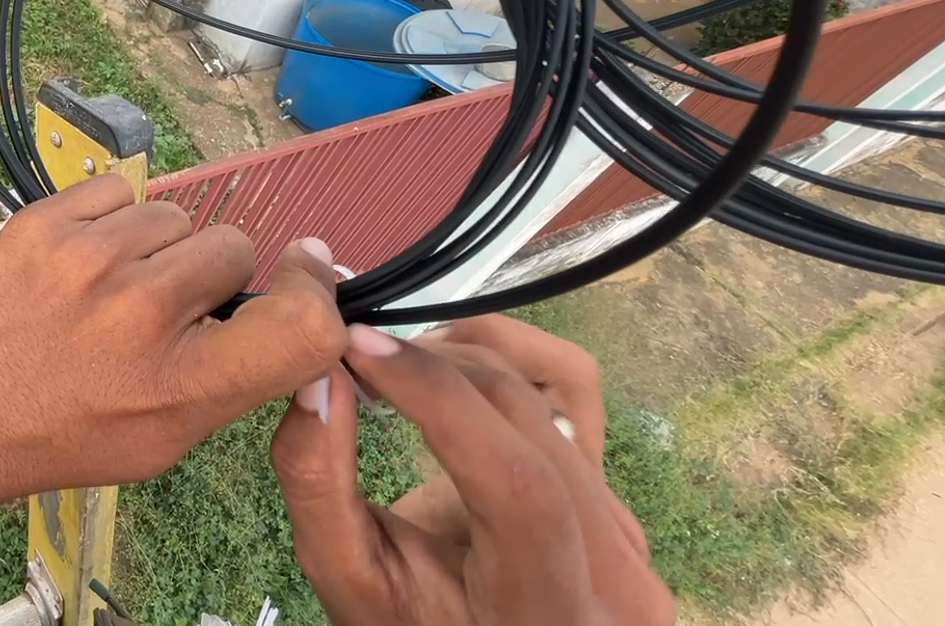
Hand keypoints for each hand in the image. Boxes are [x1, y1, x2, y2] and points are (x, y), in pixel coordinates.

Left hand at [0, 175, 346, 599]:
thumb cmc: (73, 431)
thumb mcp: (172, 434)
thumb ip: (240, 369)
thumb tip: (297, 295)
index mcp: (183, 385)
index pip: (303, 322)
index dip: (315, 292)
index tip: (302, 277)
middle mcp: (141, 311)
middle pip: (235, 246)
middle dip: (211, 275)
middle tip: (165, 305)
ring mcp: (85, 257)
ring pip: (173, 215)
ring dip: (157, 248)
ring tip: (114, 284)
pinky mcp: (40, 221)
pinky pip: (118, 191)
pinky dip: (111, 221)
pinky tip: (83, 258)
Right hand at [270, 318, 674, 625]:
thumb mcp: (346, 572)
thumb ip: (317, 478)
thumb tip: (318, 373)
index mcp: (548, 614)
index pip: (516, 485)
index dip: (436, 397)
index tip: (357, 344)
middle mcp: (616, 572)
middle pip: (524, 417)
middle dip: (426, 363)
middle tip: (352, 352)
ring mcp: (627, 528)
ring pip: (541, 390)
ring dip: (452, 356)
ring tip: (389, 364)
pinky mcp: (615, 490)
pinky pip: (568, 387)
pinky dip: (500, 353)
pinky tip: (447, 357)